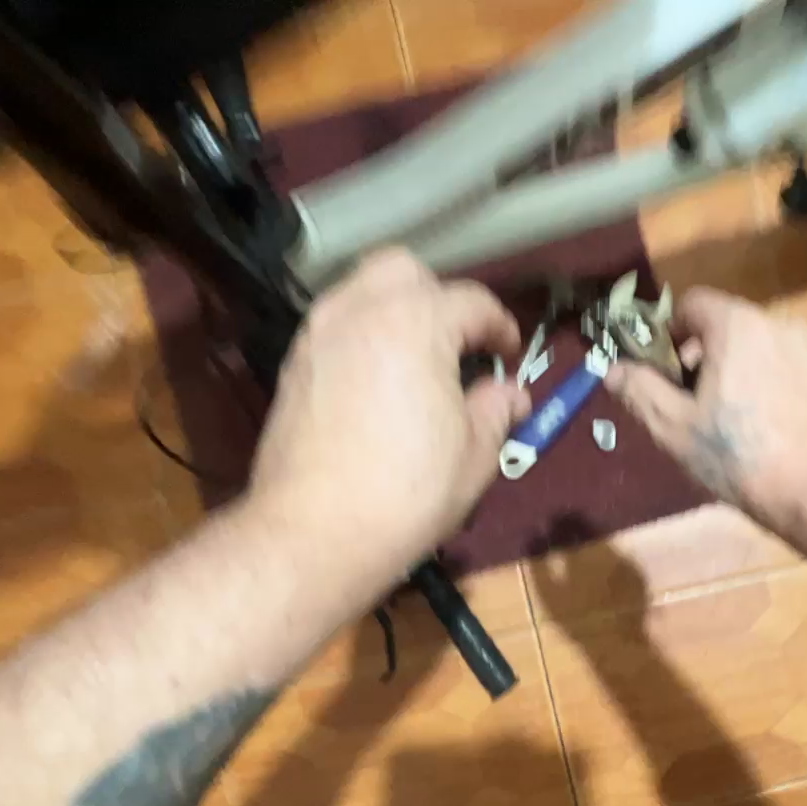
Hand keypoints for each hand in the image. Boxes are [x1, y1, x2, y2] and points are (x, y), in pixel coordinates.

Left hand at [247, 250, 529, 570]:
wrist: (317, 532)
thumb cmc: (410, 491)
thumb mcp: (475, 454)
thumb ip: (497, 410)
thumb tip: (511, 394)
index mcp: (415, 323)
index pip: (471, 301)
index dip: (500, 326)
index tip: (510, 356)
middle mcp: (361, 311)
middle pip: (406, 271)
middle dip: (440, 298)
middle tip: (461, 345)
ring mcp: (318, 335)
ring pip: (363, 291)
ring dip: (399, 312)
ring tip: (420, 361)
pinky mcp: (294, 365)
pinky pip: (338, 327)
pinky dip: (366, 337)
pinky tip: (381, 382)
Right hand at [605, 287, 806, 525]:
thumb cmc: (738, 454)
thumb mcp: (674, 426)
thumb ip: (640, 390)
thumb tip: (613, 370)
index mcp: (736, 324)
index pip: (689, 304)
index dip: (665, 336)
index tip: (659, 376)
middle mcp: (774, 322)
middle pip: (719, 327)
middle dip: (694, 359)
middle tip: (683, 406)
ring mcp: (802, 349)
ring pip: (746, 349)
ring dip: (723, 374)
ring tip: (716, 423)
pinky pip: (771, 367)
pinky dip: (753, 385)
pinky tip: (750, 429)